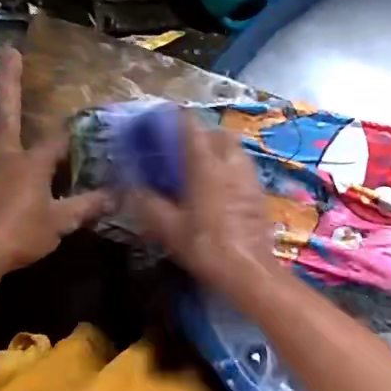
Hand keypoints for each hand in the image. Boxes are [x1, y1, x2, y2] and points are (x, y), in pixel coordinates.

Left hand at [0, 49, 107, 277]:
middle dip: (8, 79)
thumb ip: (86, 207)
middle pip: (5, 111)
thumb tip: (116, 197)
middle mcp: (0, 157)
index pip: (58, 141)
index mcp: (30, 162)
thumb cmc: (18, 235)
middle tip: (9, 52)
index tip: (89, 126)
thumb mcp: (59, 224)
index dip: (74, 135)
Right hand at [129, 116, 286, 300]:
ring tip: (201, 167)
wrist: (249, 271)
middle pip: (219, 133)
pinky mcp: (260, 194)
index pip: (192, 127)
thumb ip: (148, 204)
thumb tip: (130, 189)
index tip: (162, 120)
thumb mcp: (169, 228)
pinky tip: (219, 188)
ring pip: (235, 150)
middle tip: (183, 147)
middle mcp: (231, 164)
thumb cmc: (206, 246)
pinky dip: (231, 169)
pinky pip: (244, 169)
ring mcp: (250, 178)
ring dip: (219, 150)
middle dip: (202, 134)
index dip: (177, 119)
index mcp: (206, 165)